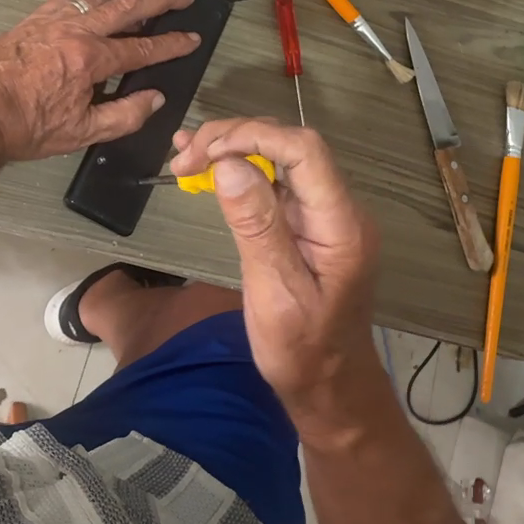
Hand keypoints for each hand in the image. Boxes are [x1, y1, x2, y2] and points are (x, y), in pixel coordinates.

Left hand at [0, 0, 199, 163]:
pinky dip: (89, 5)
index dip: (172, 44)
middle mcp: (74, 30)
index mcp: (90, 58)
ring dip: (123, 0)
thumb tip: (155, 98)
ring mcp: (50, 20)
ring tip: (139, 7)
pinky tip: (90, 13)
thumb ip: (125, 115)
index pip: (143, 48)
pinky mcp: (31, 20)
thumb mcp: (81, 132)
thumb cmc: (27, 127)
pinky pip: (69, 3)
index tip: (192, 38)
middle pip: (126, 6)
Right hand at [171, 119, 383, 432]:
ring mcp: (321, 212)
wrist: (329, 387)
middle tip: (183, 157)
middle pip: (290, 145)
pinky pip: (272, 179)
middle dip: (234, 139)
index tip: (204, 152)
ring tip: (183, 155)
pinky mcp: (305, 219)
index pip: (305, 151)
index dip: (253, 136)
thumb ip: (257, 227)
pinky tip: (203, 166)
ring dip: (230, 149)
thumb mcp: (275, 295)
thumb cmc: (303, 352)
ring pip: (278, 155)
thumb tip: (228, 164)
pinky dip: (236, 168)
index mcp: (341, 225)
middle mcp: (337, 208)